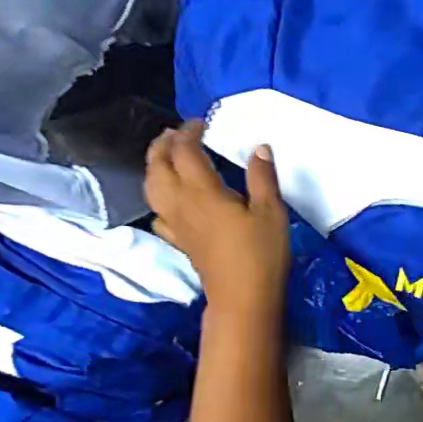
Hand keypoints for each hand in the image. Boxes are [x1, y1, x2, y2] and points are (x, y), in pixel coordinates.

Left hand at [146, 120, 290, 312]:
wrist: (243, 298)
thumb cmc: (261, 254)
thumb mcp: (271, 212)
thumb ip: (262, 177)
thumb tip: (259, 148)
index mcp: (202, 191)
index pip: (184, 151)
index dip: (189, 132)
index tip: (202, 123)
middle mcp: (181, 203)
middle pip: (158, 165)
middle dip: (164, 144)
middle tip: (178, 134)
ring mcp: (176, 224)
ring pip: (151, 187)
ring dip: (155, 166)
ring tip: (168, 158)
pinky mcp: (179, 241)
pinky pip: (158, 213)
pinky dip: (160, 198)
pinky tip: (171, 200)